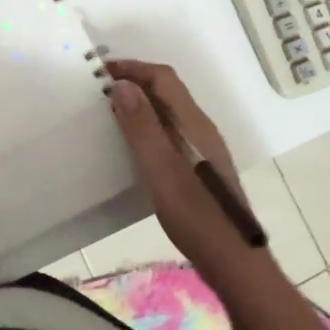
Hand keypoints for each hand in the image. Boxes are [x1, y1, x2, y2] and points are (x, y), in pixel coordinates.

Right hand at [106, 60, 274, 287]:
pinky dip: (146, 126)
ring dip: (139, 104)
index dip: (133, 68)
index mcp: (194, 124)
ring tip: (106, 114)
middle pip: (167, 92)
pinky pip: (169, 132)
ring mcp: (202, 149)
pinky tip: (129, 146)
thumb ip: (143, 128)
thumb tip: (123, 85)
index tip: (99, 71)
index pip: (163, 78)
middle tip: (97, 91)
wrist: (233, 261)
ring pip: (168, 112)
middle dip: (134, 82)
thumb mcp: (162, 171)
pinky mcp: (199, 168)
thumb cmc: (196, 216)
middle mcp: (201, 130)